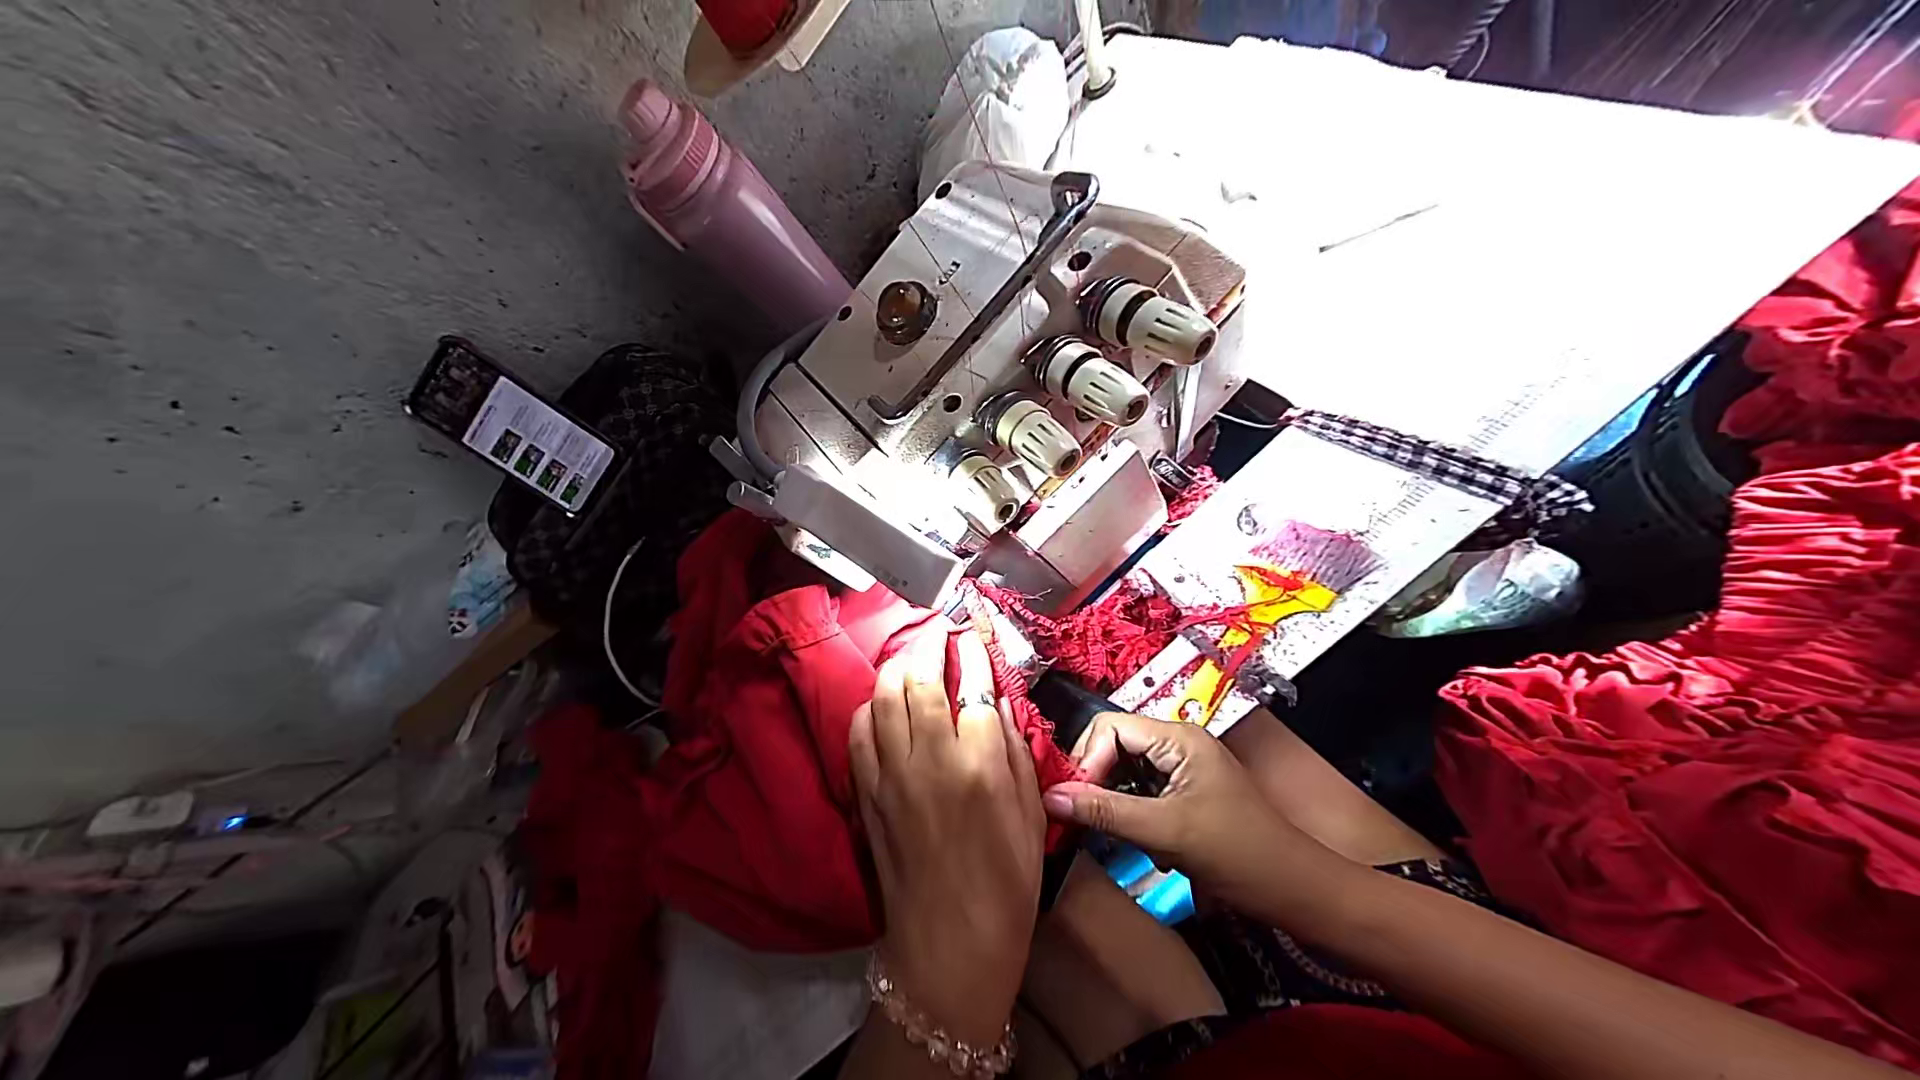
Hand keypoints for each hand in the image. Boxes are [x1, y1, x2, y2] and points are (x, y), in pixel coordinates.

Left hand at [848, 625, 1044, 1046]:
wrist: (948, 948)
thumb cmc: (1005, 886)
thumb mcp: (1031, 816)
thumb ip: (1015, 751)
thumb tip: (997, 703)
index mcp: (980, 765)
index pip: (974, 685)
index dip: (973, 652)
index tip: (971, 634)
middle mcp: (930, 759)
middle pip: (920, 678)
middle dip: (930, 643)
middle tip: (940, 631)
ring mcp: (890, 774)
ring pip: (884, 696)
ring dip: (899, 665)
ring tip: (914, 656)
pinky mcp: (866, 793)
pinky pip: (859, 730)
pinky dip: (872, 705)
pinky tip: (884, 702)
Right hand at [1040, 711, 1318, 911]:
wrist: (1295, 891)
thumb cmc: (1239, 853)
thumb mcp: (1166, 832)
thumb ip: (1105, 811)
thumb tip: (1051, 797)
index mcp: (1178, 737)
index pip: (1109, 727)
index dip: (1087, 760)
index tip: (1076, 800)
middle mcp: (1177, 742)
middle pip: (1113, 744)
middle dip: (1095, 779)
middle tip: (1086, 817)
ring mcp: (1181, 766)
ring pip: (1123, 768)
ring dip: (1113, 799)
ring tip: (1115, 830)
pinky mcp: (1183, 790)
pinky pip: (1138, 789)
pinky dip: (1130, 811)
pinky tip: (1139, 838)